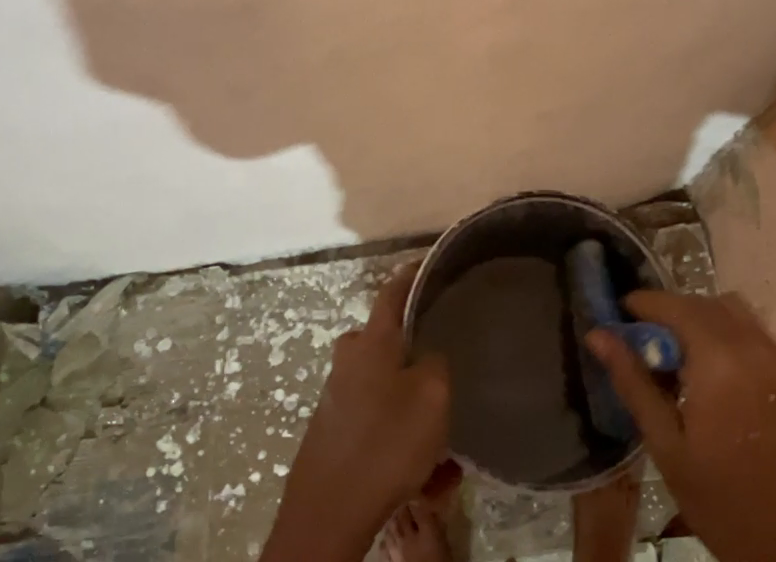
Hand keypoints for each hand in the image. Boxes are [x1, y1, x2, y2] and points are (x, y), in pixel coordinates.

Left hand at [264, 265, 450, 561]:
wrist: (328, 513)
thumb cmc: (385, 443)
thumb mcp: (432, 396)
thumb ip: (436, 363)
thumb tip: (428, 356)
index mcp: (371, 342)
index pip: (392, 291)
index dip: (412, 273)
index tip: (430, 262)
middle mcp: (348, 361)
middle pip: (388, 342)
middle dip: (417, 354)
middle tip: (447, 375)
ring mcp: (336, 397)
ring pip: (386, 387)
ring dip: (413, 407)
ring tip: (443, 444)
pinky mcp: (332, 430)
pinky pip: (377, 419)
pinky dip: (400, 435)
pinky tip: (423, 471)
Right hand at [587, 291, 775, 561]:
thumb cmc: (723, 503)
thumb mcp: (667, 447)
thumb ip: (634, 383)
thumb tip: (598, 336)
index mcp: (721, 363)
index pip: (677, 307)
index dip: (645, 303)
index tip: (620, 312)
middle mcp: (757, 348)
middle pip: (708, 303)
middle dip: (673, 311)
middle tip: (645, 341)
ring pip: (737, 313)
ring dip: (704, 319)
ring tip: (681, 358)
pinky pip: (758, 335)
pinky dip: (730, 336)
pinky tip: (716, 376)